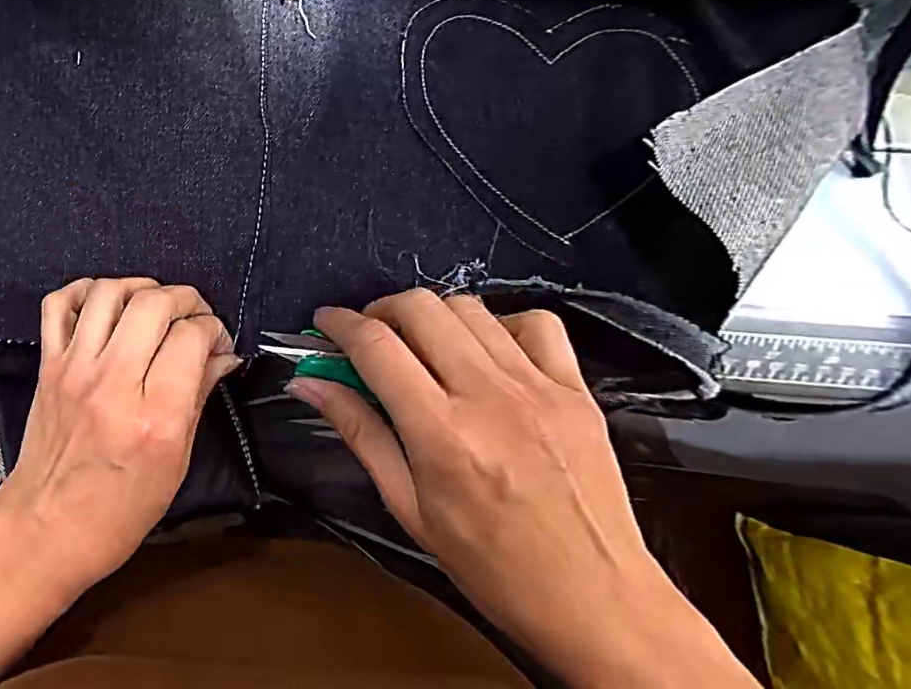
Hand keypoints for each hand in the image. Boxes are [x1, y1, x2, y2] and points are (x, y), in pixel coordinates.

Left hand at [0, 277, 240, 592]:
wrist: (43, 533)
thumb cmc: (117, 512)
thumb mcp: (177, 462)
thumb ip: (200, 396)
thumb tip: (223, 355)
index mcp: (153, 417)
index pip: (192, 337)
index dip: (214, 329)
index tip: (217, 341)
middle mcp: (112, 383)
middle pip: (155, 303)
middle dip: (187, 299)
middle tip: (195, 317)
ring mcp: (75, 369)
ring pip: (111, 292)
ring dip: (142, 287)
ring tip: (156, 305)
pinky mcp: (49, 365)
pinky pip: (59, 303)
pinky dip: (86, 291)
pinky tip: (109, 304)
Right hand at [286, 289, 757, 688]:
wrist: (598, 603)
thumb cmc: (498, 570)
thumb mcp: (410, 509)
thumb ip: (360, 433)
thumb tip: (312, 384)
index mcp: (442, 434)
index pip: (375, 346)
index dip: (339, 324)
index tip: (326, 323)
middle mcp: (489, 397)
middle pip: (418, 308)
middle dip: (380, 309)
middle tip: (371, 335)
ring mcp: (537, 387)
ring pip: (468, 307)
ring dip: (432, 314)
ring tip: (423, 343)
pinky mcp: (574, 388)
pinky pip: (535, 322)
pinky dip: (500, 322)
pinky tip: (488, 348)